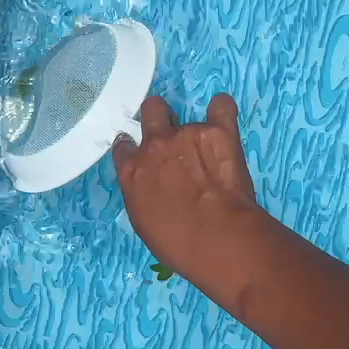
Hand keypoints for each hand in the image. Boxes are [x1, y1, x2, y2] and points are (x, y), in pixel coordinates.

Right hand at [112, 93, 266, 299]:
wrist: (218, 238)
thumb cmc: (177, 242)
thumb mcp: (143, 219)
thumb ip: (141, 191)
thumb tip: (149, 182)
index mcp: (132, 170)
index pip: (124, 145)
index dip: (134, 149)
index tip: (145, 157)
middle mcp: (155, 145)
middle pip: (151, 111)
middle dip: (159, 119)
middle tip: (172, 141)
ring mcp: (187, 134)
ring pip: (186, 114)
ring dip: (194, 131)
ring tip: (209, 153)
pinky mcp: (219, 131)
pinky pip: (221, 106)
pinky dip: (222, 111)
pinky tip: (224, 123)